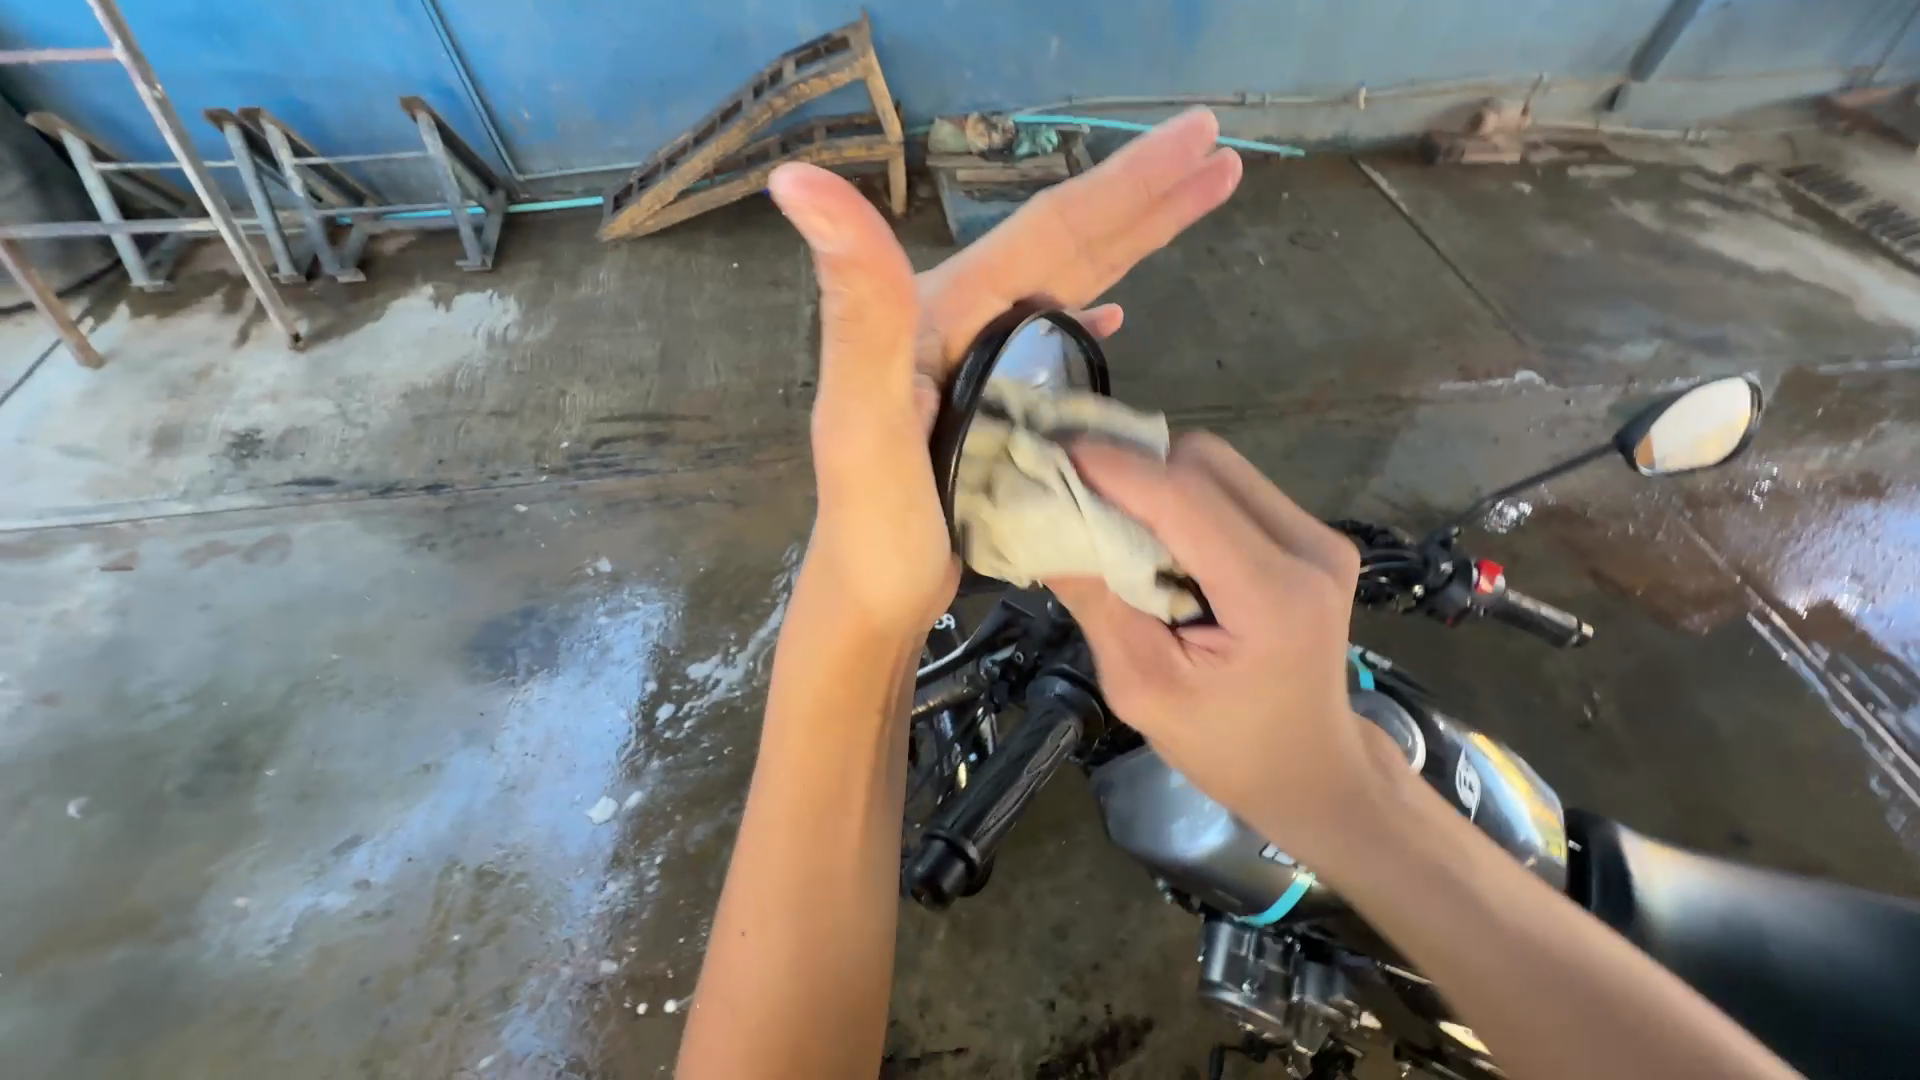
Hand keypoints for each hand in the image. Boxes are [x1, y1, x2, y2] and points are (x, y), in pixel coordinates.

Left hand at [766, 109, 1242, 638]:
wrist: (870, 600)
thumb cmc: (876, 529)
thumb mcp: (864, 418)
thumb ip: (859, 305)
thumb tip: (800, 180)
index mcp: (937, 313)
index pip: (1046, 233)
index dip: (1127, 185)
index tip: (1202, 136)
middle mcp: (952, 323)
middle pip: (1061, 248)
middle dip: (1143, 200)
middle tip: (1219, 153)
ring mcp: (970, 364)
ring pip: (1062, 287)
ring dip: (1128, 247)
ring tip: (1191, 205)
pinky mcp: (984, 404)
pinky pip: (1047, 342)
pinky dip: (1084, 316)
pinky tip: (1112, 310)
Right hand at [1048, 435, 1391, 861]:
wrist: (1309, 768)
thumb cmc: (1225, 746)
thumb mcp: (1143, 689)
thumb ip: (1098, 604)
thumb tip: (1045, 529)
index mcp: (1274, 597)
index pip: (1185, 501)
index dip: (1116, 469)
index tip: (1055, 452)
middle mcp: (1310, 549)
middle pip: (1204, 464)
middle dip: (1132, 465)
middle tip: (1073, 485)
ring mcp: (1319, 537)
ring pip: (1218, 466)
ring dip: (1155, 477)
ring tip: (1107, 508)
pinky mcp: (1311, 535)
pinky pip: (1232, 486)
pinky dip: (1180, 494)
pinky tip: (1152, 531)